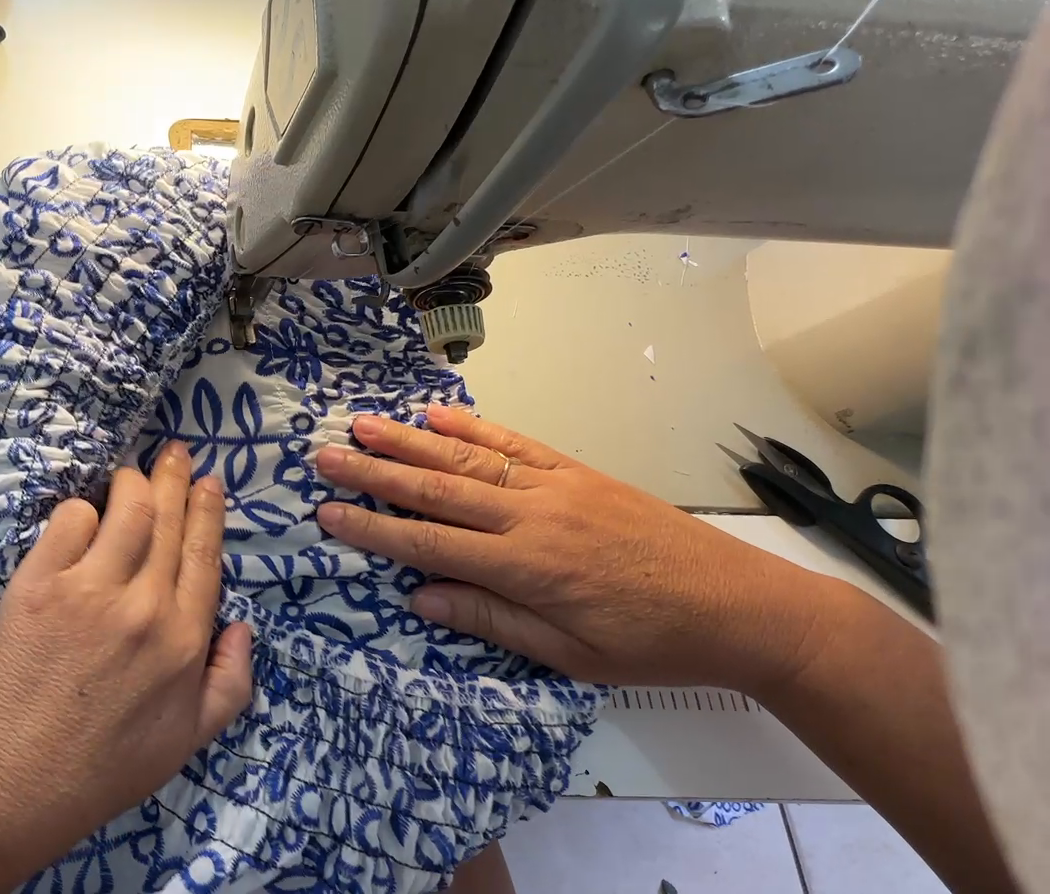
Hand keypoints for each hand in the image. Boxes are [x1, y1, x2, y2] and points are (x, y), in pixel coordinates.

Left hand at [0, 442, 253, 864]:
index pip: (203, 554)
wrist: (18, 775)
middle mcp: (144, 604)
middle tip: (175, 451)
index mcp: (184, 639)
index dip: (207, 510)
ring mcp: (90, 589)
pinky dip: (82, 510)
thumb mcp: (190, 739)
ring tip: (131, 473)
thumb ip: (231, 682)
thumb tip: (242, 624)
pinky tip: (84, 515)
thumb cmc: (107, 763)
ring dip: (132, 482)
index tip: (209, 481)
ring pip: (125, 508)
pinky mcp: (40, 582)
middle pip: (168, 520)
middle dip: (174, 477)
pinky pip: (70, 520)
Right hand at [313, 407, 837, 695]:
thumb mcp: (571, 655)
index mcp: (527, 567)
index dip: (373, 529)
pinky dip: (470, 428)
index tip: (327, 514)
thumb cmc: (652, 643)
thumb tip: (418, 596)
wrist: (746, 607)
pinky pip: (514, 443)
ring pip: (465, 459)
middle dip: (374, 472)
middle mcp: (531, 516)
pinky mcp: (576, 471)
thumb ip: (492, 618)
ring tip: (361, 424)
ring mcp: (554, 486)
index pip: (430, 543)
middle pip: (436, 490)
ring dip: (408, 441)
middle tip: (324, 455)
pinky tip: (435, 416)